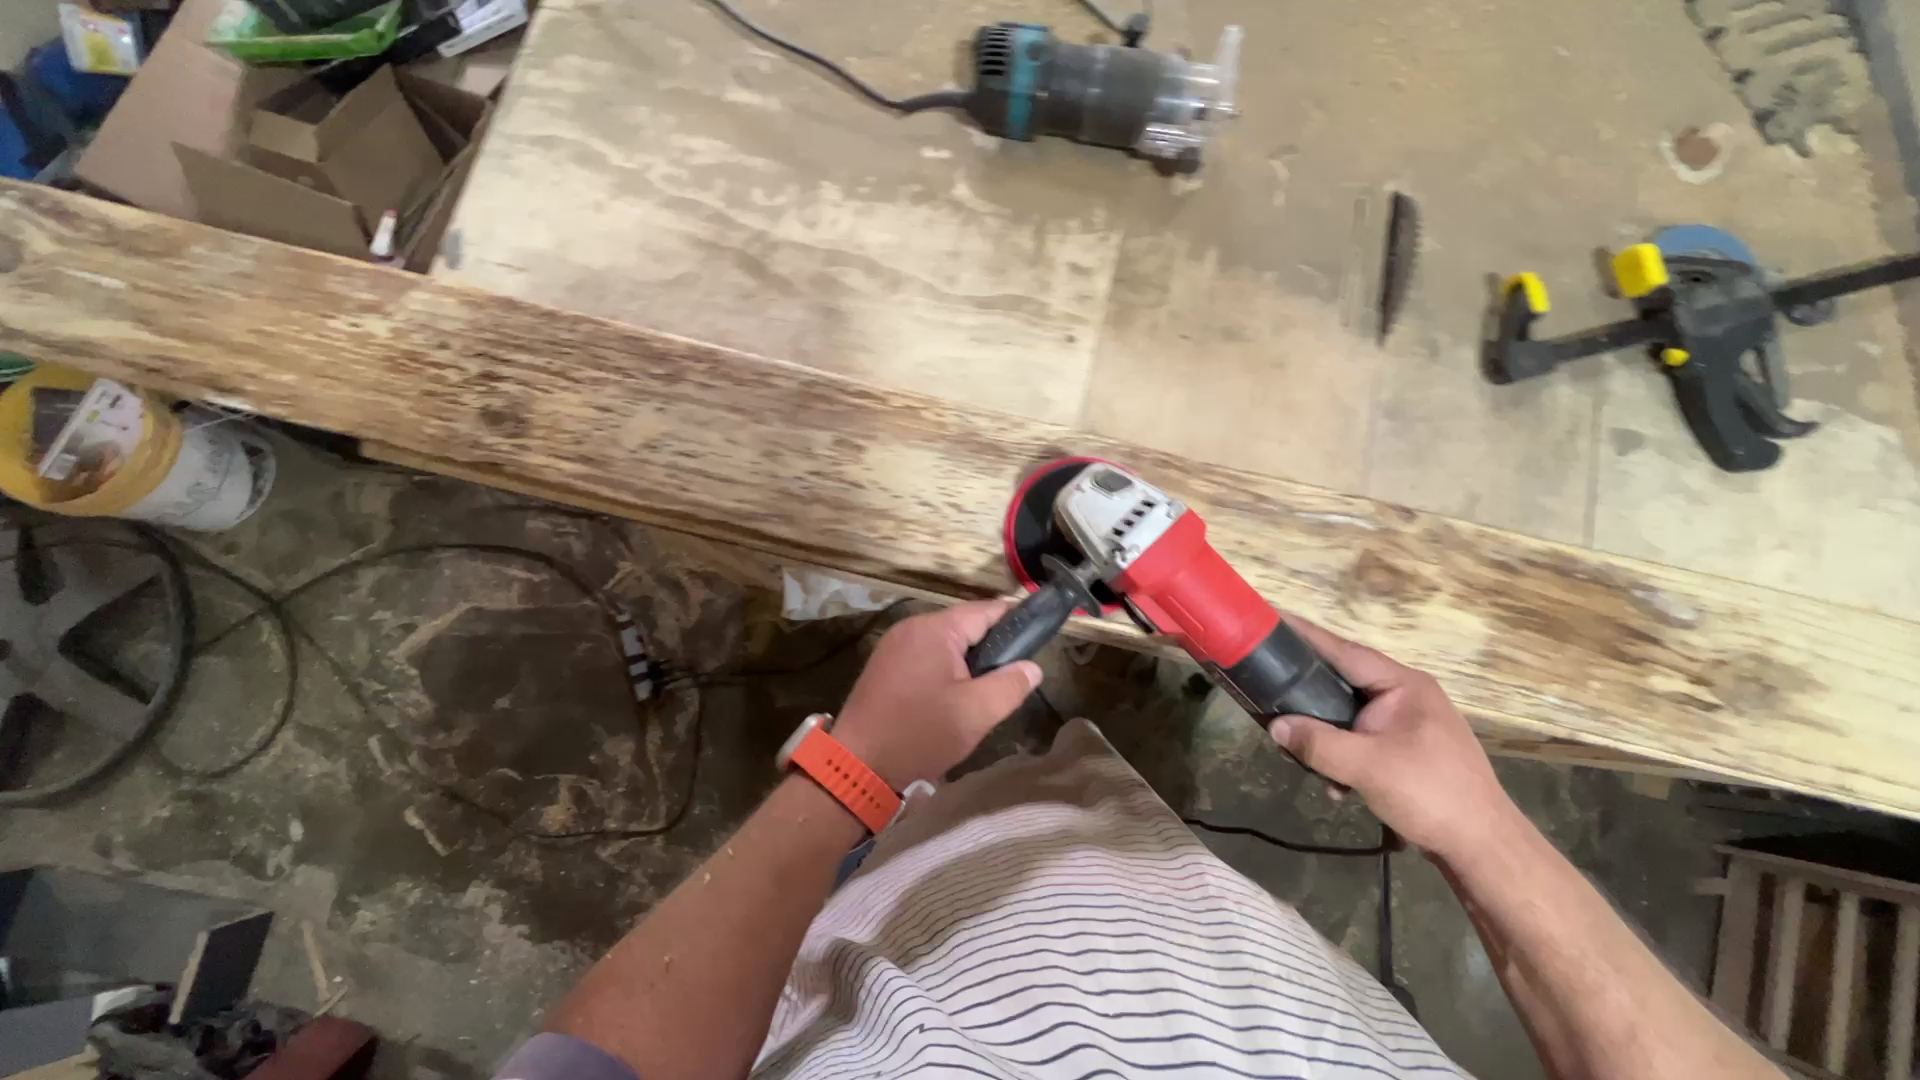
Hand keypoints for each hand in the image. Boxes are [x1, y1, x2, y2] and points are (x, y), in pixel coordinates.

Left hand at [831, 601, 1042, 788]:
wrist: (856, 766)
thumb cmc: (919, 734)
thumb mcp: (976, 713)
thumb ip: (1010, 685)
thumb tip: (1032, 666)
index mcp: (935, 630)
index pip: (986, 610)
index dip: (1016, 620)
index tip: (1039, 637)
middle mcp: (911, 627)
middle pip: (965, 626)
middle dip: (991, 647)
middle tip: (1011, 678)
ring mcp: (893, 646)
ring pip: (945, 644)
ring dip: (967, 662)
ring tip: (985, 692)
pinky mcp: (884, 666)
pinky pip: (926, 657)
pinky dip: (945, 671)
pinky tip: (953, 698)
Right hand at [1267, 616, 1520, 862]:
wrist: (1482, 848)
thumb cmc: (1432, 794)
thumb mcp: (1367, 767)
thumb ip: (1318, 744)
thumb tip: (1275, 727)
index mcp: (1404, 685)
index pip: (1344, 650)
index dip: (1305, 635)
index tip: (1269, 618)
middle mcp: (1405, 696)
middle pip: (1341, 682)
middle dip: (1306, 695)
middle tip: (1266, 692)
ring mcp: (1405, 724)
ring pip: (1346, 716)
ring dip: (1323, 737)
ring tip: (1298, 754)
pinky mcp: (1403, 750)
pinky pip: (1357, 741)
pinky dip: (1340, 758)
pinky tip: (1334, 786)